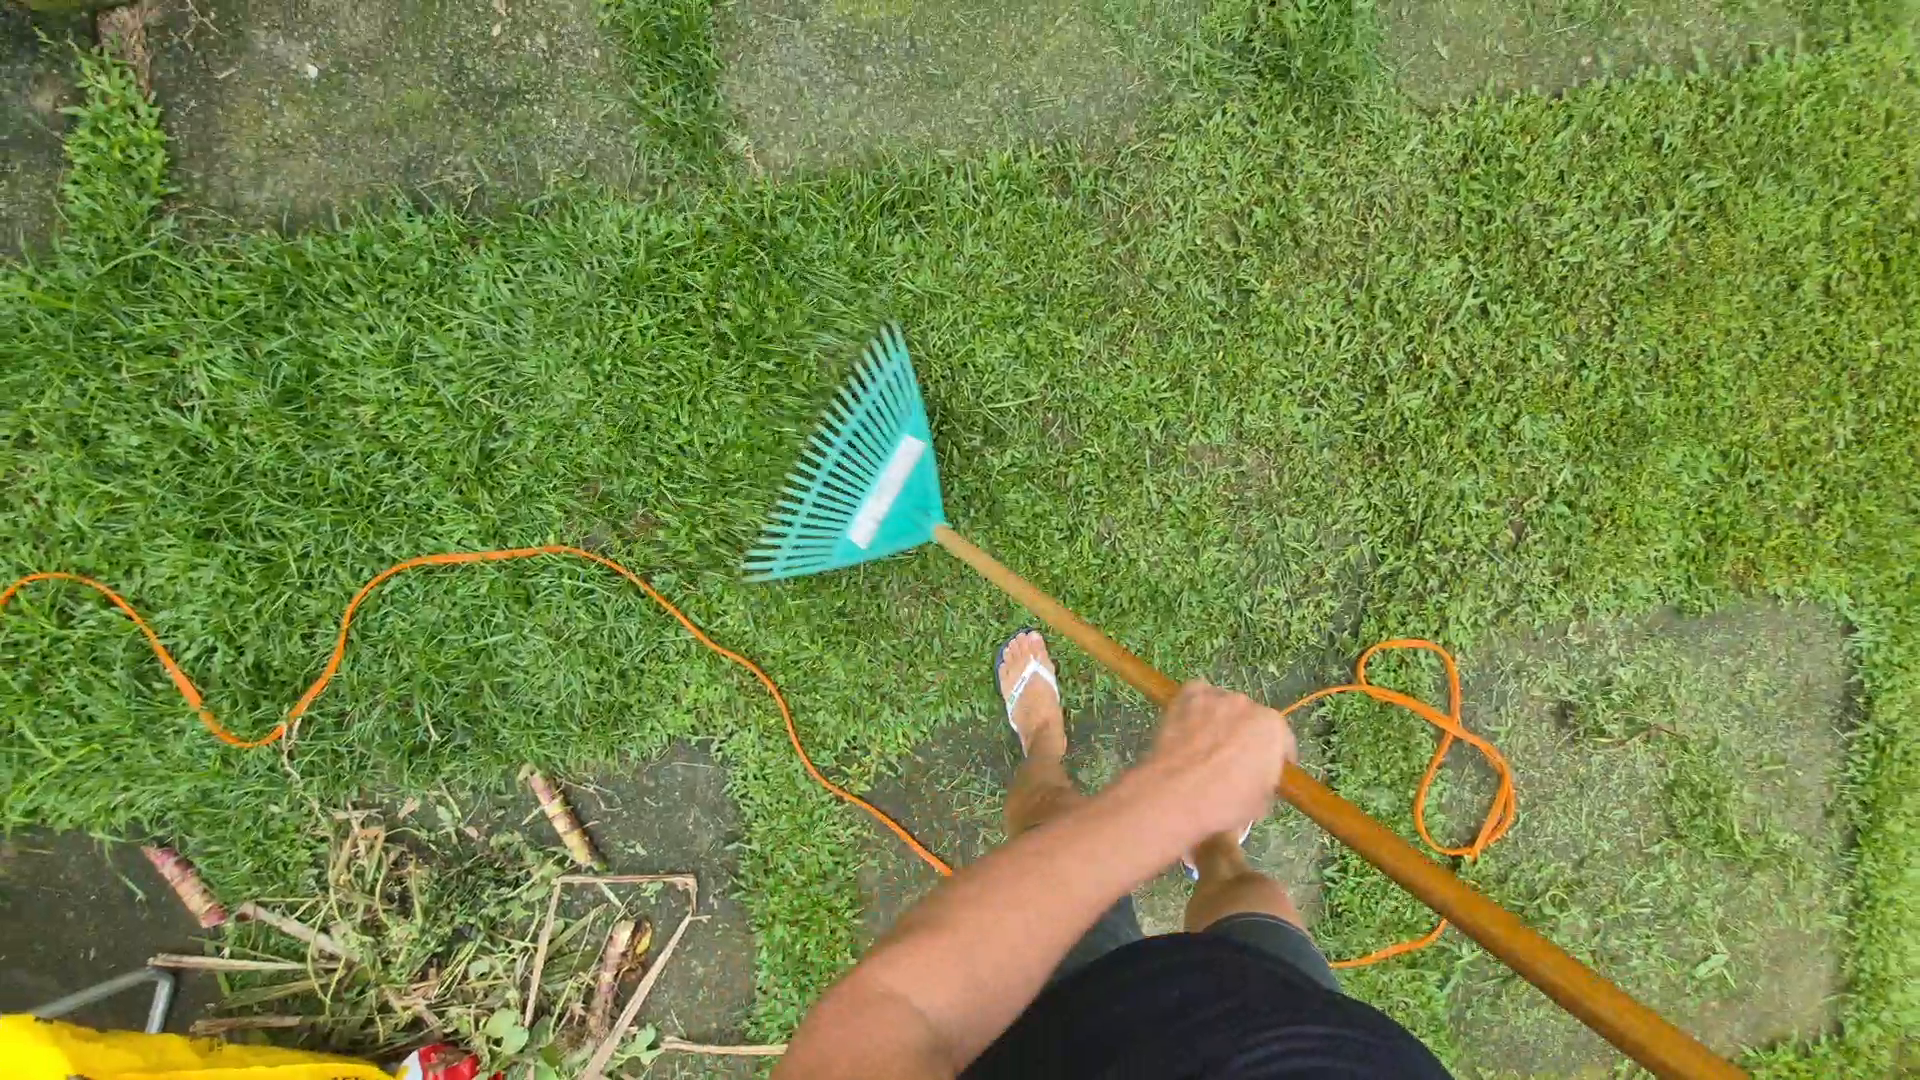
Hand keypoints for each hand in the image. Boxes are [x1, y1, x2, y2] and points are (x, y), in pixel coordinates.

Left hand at [1135, 681, 1296, 842]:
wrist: (1178, 795)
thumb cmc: (1226, 803)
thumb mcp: (1262, 801)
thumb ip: (1266, 778)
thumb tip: (1256, 777)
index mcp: (1272, 727)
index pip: (1281, 740)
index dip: (1275, 758)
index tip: (1266, 772)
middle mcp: (1245, 704)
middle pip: (1251, 720)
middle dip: (1245, 737)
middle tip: (1233, 761)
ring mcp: (1214, 697)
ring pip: (1223, 707)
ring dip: (1220, 721)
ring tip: (1207, 745)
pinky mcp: (1185, 697)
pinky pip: (1196, 697)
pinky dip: (1196, 709)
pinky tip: (1190, 728)